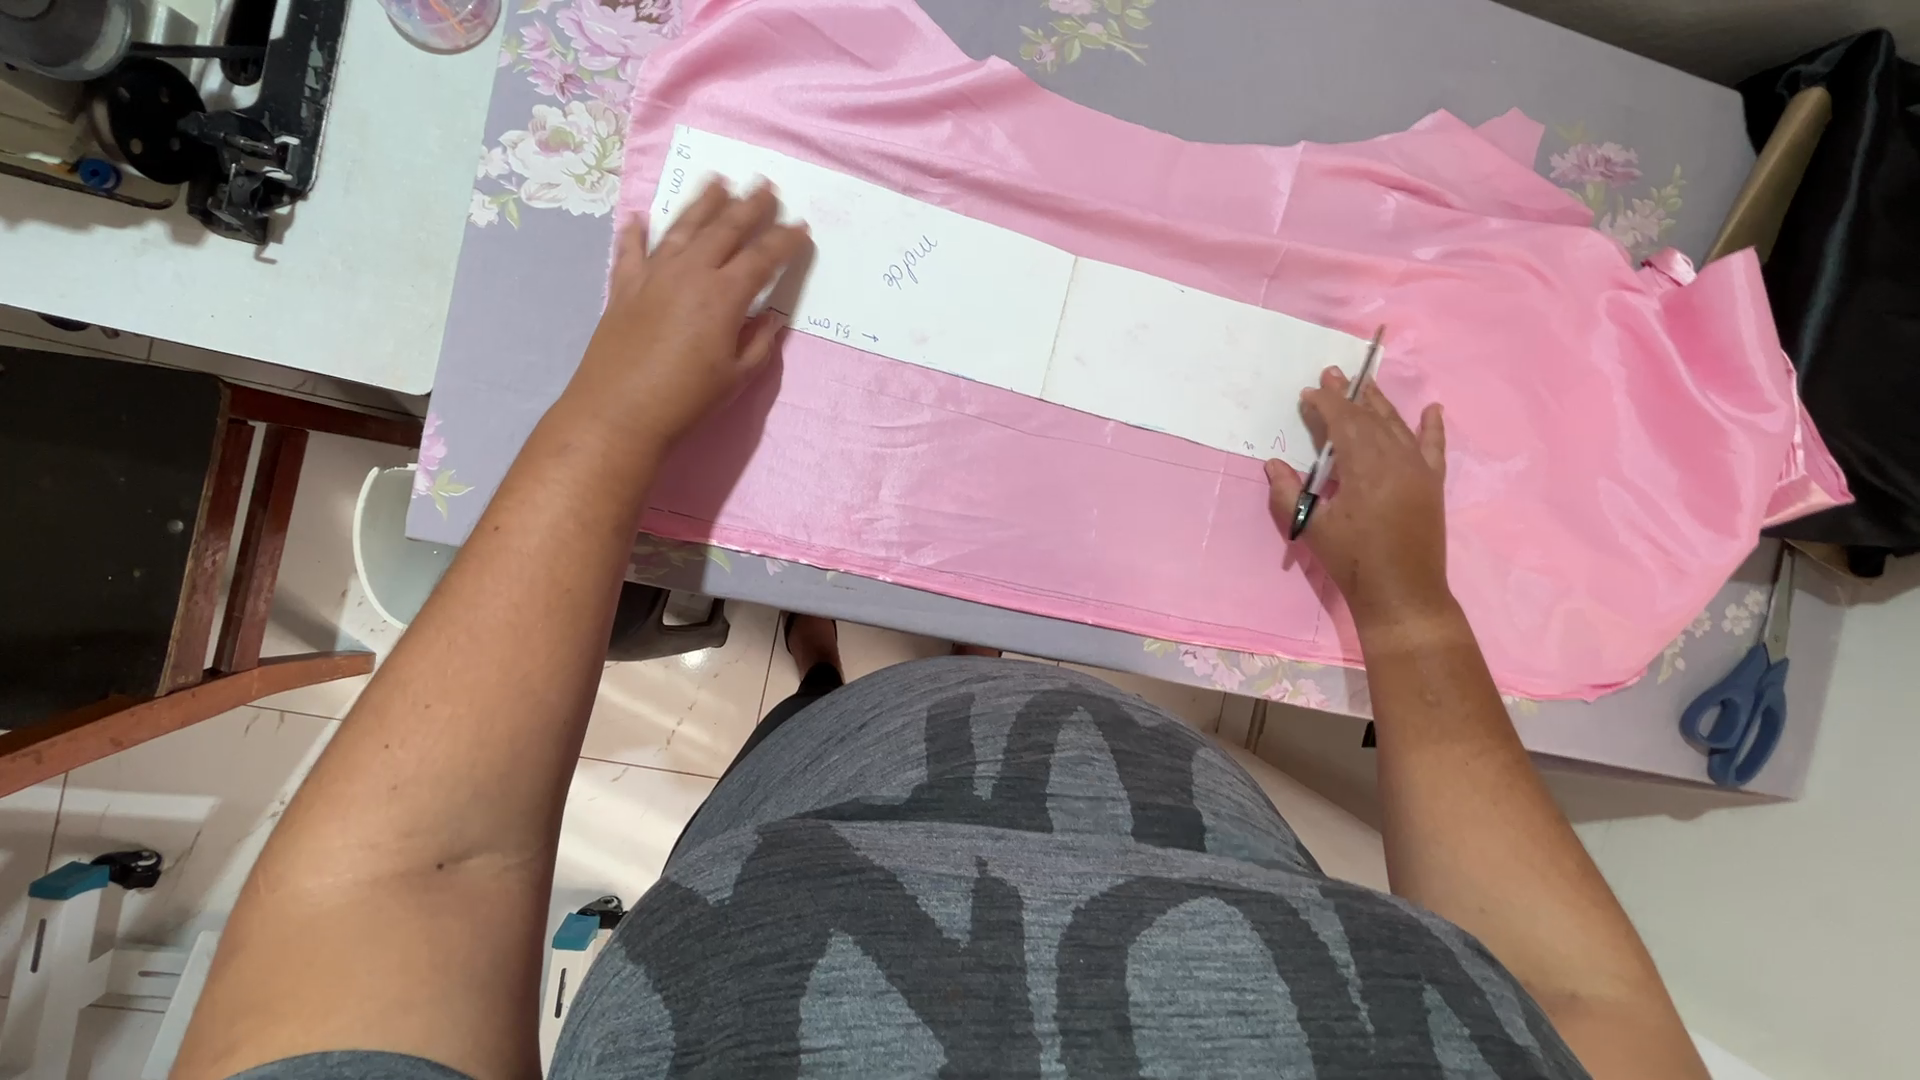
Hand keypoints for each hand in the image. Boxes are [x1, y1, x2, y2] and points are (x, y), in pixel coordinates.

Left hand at [565, 180, 810, 451]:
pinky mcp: (624, 288)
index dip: (784, 242)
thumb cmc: (687, 399)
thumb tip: (771, 318)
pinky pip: (631, 250)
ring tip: (718, 180)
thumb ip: (758, 343)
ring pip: (682, 228)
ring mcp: (653, 276)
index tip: (801, 228)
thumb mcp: (736, 377)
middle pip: (724, 229)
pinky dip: (636, 231)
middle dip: (749, 206)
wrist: (619, 412)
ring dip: (703, 202)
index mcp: (723, 297)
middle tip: (766, 186)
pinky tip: (640, 216)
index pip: (762, 259)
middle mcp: (689, 274)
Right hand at [1265, 367, 1452, 628]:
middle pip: (1371, 419)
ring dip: (1380, 404)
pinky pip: (1434, 448)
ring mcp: (1419, 471)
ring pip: (1398, 427)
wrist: (1402, 592)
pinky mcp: (1432, 485)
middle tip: (1333, 374)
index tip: (1309, 392)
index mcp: (1366, 470)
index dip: (1327, 405)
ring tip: (1365, 383)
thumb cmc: (1352, 561)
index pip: (1345, 424)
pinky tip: (1432, 409)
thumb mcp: (1311, 528)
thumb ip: (1288, 493)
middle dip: (1350, 396)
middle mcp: (1397, 462)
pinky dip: (1432, 427)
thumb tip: (1274, 464)